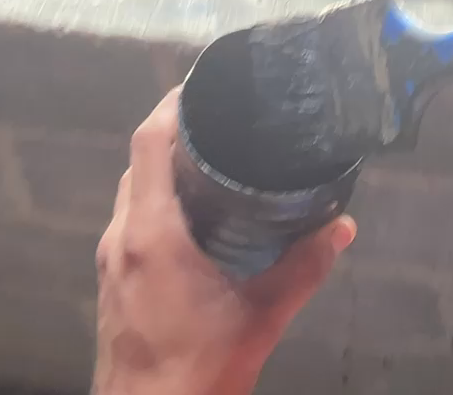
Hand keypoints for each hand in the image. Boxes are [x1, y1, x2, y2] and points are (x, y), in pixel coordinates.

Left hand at [92, 90, 355, 394]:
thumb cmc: (198, 368)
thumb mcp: (260, 317)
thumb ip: (303, 267)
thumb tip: (343, 226)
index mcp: (150, 232)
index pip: (148, 144)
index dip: (169, 106)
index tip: (199, 87)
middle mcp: (120, 236)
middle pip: (138, 162)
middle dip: (171, 133)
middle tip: (216, 121)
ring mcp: (109, 259)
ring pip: (130, 191)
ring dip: (160, 167)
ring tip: (207, 158)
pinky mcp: (109, 279)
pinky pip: (128, 218)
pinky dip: (153, 198)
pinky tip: (189, 212)